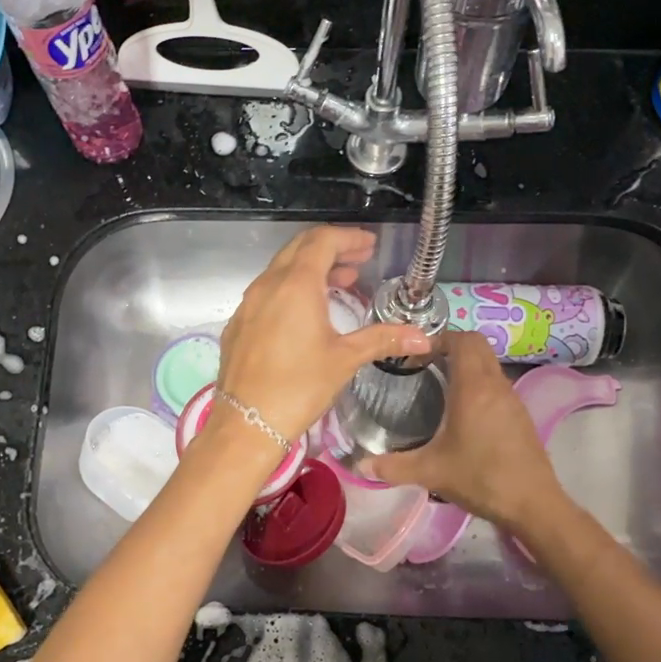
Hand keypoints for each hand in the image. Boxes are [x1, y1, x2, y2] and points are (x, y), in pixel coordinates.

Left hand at [216, 227, 430, 441]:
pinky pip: (266, 293)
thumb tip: (423, 337)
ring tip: (339, 284)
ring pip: (280, 270)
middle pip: (299, 249)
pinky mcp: (238, 325)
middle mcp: (267, 285)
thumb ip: (383, 339)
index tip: (369, 245)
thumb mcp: (345, 360)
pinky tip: (305, 313)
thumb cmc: (299, 387)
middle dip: (331, 249)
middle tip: (359, 260)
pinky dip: (290, 290)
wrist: (246, 424)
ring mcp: (248, 304)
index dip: (348, 237)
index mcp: (295, 285)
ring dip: (311, 270)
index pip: (322, 241)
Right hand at [360, 331, 572, 534]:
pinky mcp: (520, 415)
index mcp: (473, 387)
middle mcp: (495, 385)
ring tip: (439, 385)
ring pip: (489, 365)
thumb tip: (360, 466)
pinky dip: (479, 384)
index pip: (462, 339)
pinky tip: (462, 413)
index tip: (416, 353)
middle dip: (452, 346)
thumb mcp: (430, 472)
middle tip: (425, 364)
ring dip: (467, 365)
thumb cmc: (480, 478)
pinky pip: (497, 385)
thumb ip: (392, 466)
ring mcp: (512, 399)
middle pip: (478, 346)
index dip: (439, 338)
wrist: (533, 503)